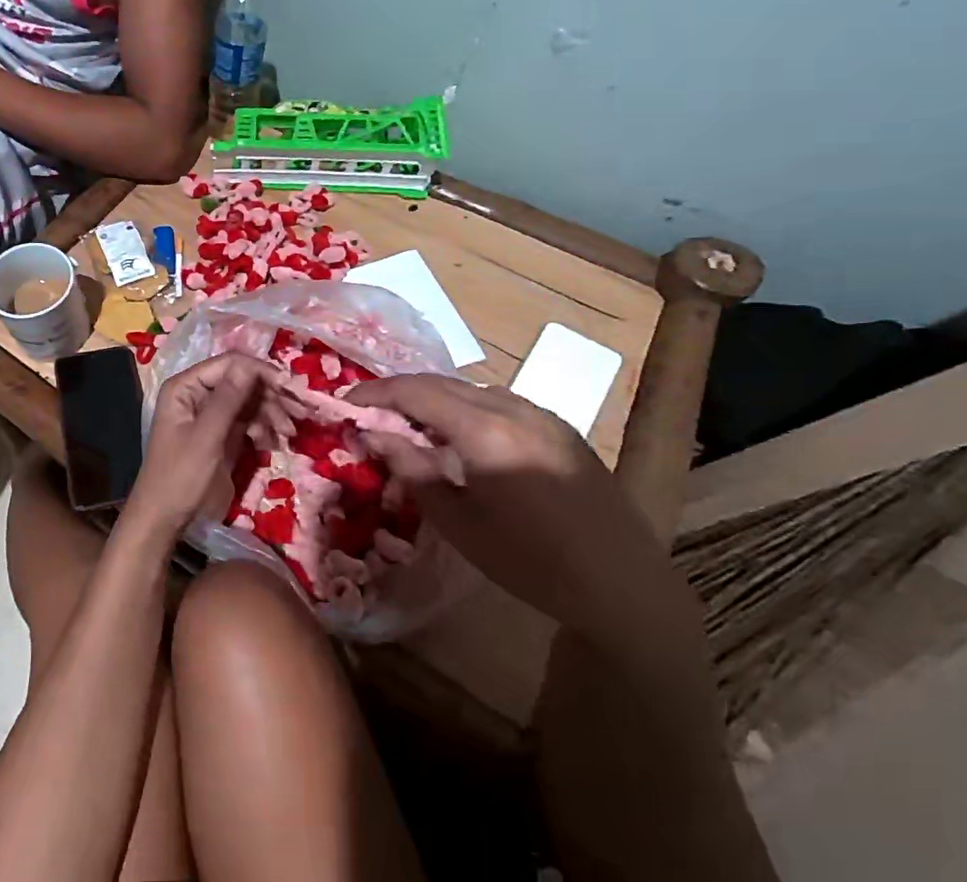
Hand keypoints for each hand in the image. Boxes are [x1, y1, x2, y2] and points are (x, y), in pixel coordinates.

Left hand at [123, 353, 279, 533]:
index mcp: (185, 387)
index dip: (260, 372)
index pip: (229, 364)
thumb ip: (228, 399)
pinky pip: (249, 421)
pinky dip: (263, 429)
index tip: (289, 387)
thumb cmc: (180, 476)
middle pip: (243, 381)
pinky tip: (273, 445)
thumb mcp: (206, 437)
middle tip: (297, 413)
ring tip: (287, 434)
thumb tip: (250, 364)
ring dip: (271, 414)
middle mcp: (198, 394)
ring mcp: (211, 415)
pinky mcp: (222, 435)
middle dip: (270, 395)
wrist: (166, 519)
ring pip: (249, 402)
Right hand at [343, 375, 698, 647]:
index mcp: (486, 431)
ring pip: (472, 390)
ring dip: (434, 399)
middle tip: (369, 413)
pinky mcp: (560, 428)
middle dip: (400, 392)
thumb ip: (414, 469)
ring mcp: (542, 414)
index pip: (417, 392)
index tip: (345, 401)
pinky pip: (499, 403)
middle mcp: (514, 408)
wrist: (621, 583)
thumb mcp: (458, 522)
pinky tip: (460, 437)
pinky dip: (466, 409)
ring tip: (409, 425)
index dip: (376, 392)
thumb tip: (375, 434)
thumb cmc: (529, 561)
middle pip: (443, 383)